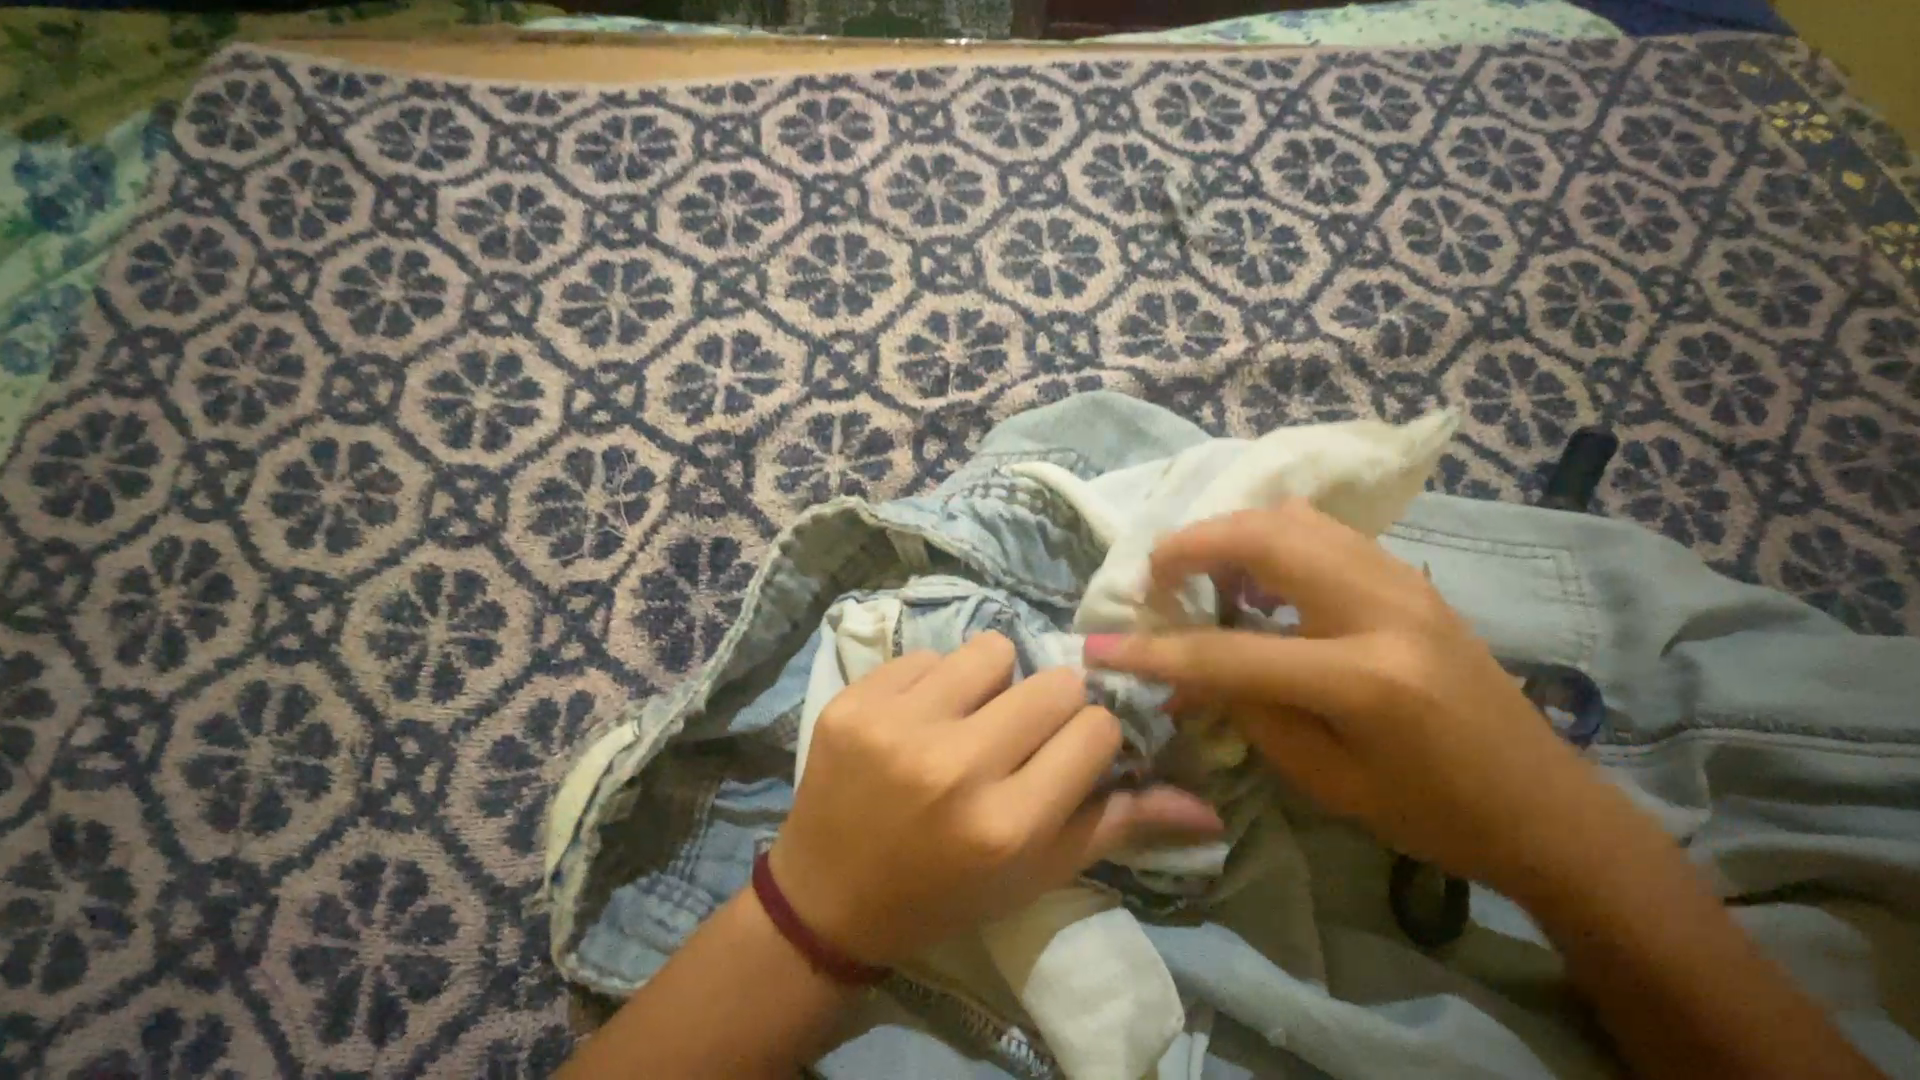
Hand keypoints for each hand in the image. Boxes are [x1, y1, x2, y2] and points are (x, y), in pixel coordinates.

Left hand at [769, 632, 1222, 967]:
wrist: (829, 898)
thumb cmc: (946, 894)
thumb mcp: (1036, 876)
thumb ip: (1118, 829)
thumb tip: (1209, 809)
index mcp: (1009, 824)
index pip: (1095, 730)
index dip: (1089, 738)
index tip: (1066, 754)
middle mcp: (955, 768)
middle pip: (1052, 683)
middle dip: (1049, 705)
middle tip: (1018, 735)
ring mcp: (895, 727)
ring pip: (991, 650)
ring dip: (992, 681)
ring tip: (968, 719)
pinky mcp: (852, 702)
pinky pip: (927, 655)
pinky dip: (934, 683)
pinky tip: (918, 721)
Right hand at [1085, 500, 1628, 897]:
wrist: (1545, 804)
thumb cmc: (1433, 812)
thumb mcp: (1327, 780)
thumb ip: (1247, 714)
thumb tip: (1180, 677)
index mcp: (1364, 677)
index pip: (1231, 652)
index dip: (1155, 652)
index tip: (1098, 646)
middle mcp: (1384, 606)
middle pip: (1265, 537)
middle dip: (1193, 546)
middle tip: (1155, 580)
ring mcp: (1404, 580)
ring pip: (1296, 517)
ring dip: (1234, 534)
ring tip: (1201, 575)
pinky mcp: (1411, 577)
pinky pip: (1325, 533)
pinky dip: (1274, 540)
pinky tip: (1258, 581)